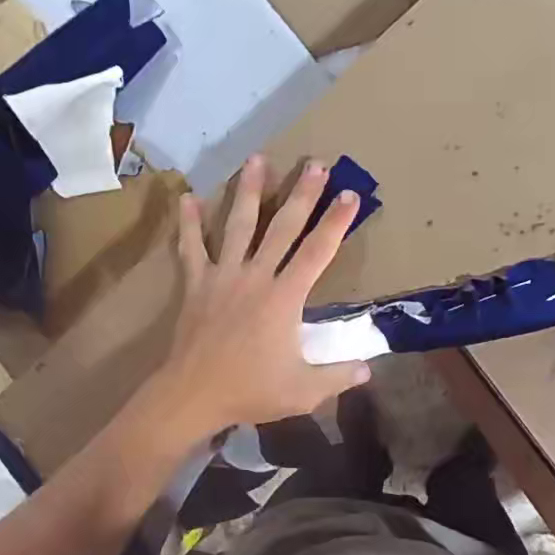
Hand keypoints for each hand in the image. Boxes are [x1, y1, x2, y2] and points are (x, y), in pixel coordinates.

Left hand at [145, 156, 369, 438]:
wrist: (193, 395)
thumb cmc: (250, 391)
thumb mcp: (303, 392)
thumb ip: (337, 377)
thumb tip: (368, 369)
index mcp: (284, 298)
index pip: (317, 252)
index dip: (336, 223)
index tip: (350, 195)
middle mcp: (255, 277)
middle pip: (282, 227)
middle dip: (302, 194)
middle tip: (316, 164)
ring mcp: (222, 276)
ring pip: (237, 225)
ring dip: (248, 191)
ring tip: (256, 159)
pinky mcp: (196, 284)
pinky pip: (191, 248)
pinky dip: (189, 223)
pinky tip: (187, 197)